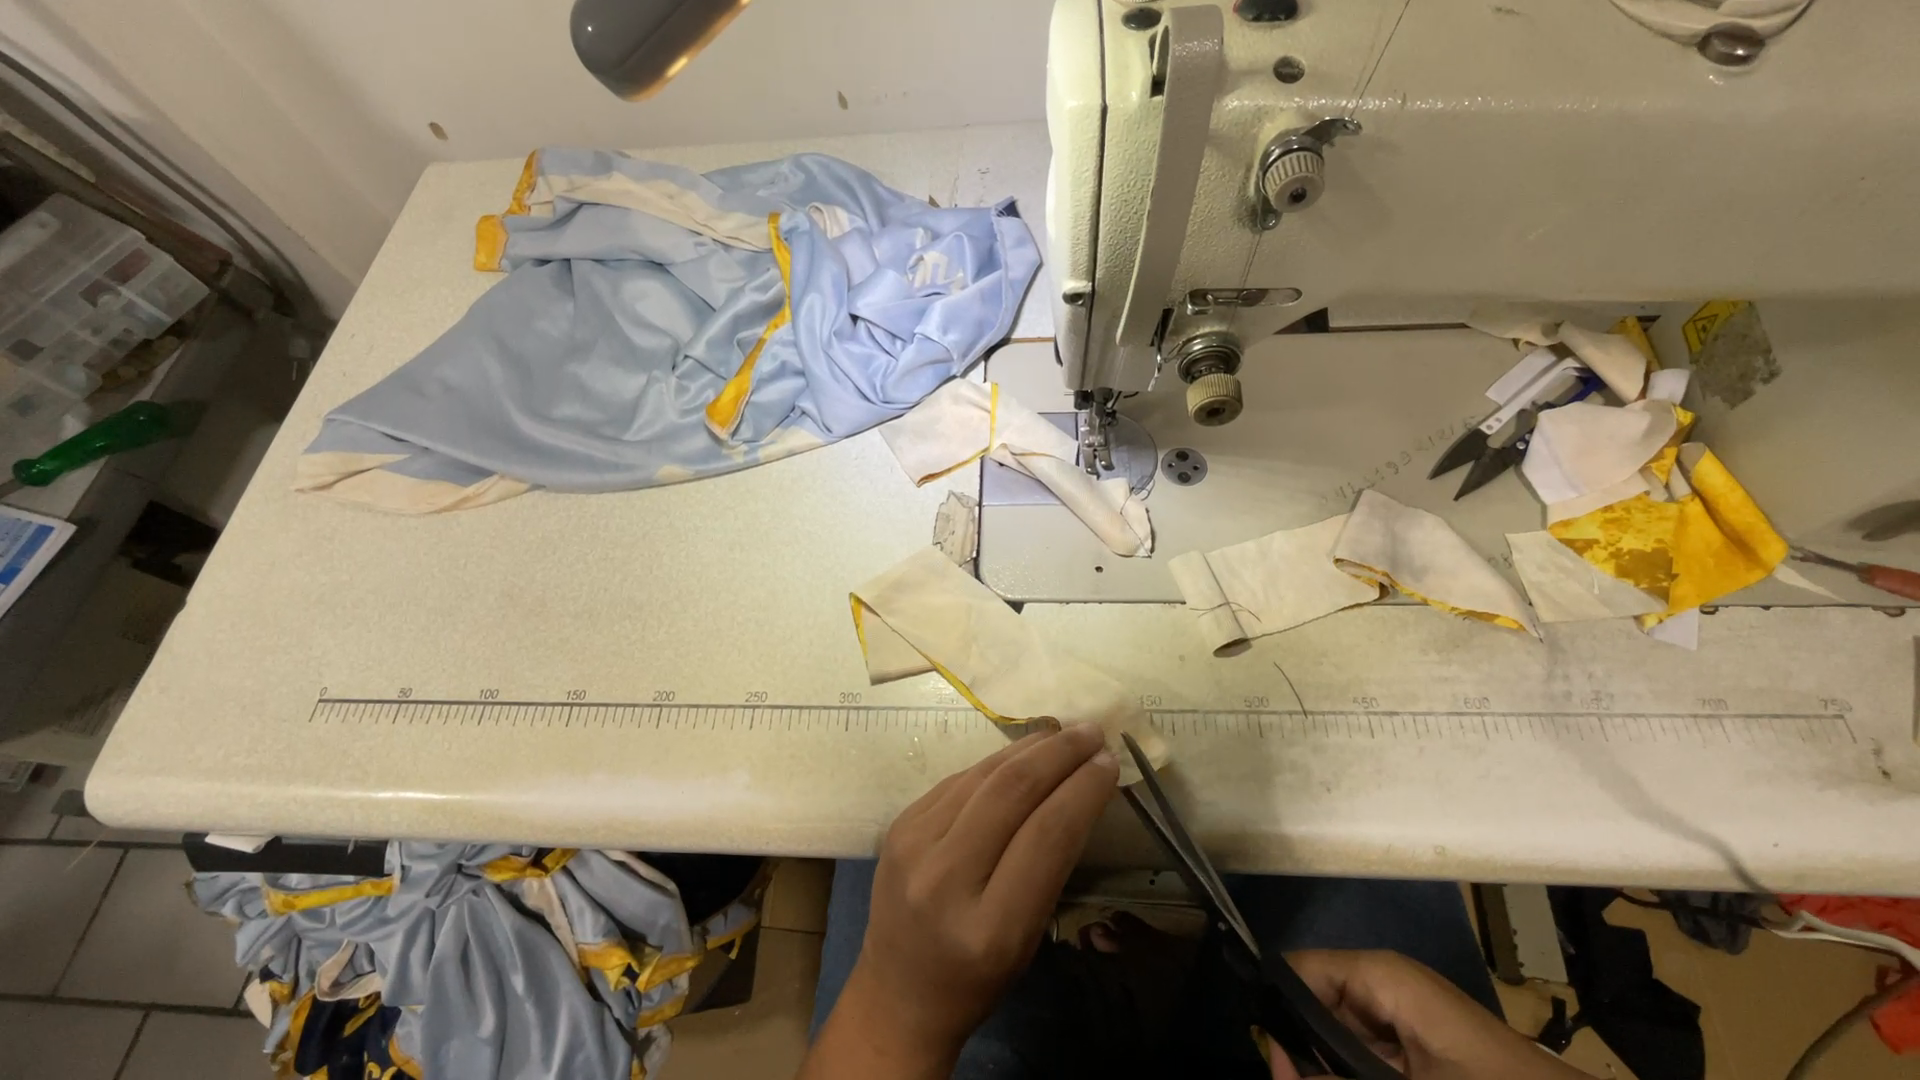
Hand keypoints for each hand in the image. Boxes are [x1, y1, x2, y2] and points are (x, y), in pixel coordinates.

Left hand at [800, 723, 1118, 1078]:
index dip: (1083, 790)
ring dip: (1029, 747)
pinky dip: (996, 761)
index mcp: (989, 926)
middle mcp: (944, 879)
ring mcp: (912, 846)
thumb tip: (1078, 788)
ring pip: (982, 775)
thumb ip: (1050, 866)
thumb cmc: (977, 977)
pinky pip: (957, 780)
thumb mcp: (1027, 938)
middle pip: (1011, 792)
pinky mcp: (898, 825)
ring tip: (1064, 732)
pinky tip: (1022, 752)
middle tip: (1093, 732)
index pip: (1047, 836)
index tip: (1110, 761)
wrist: (897, 994)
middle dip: (1059, 754)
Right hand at [1269, 950, 1592, 1079]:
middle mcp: (1380, 984)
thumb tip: (1275, 1061)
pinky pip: (1359, 1053)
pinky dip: (1346, 1073)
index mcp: (1378, 975)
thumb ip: (1334, 1077)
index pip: (1294, 970)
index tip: (1270, 1061)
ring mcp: (1397, 1017)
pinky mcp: (1412, 1048)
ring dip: (1322, 1068)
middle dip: (1298, 1052)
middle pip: (1308, 1006)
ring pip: (1331, 1035)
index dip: (1273, 1013)